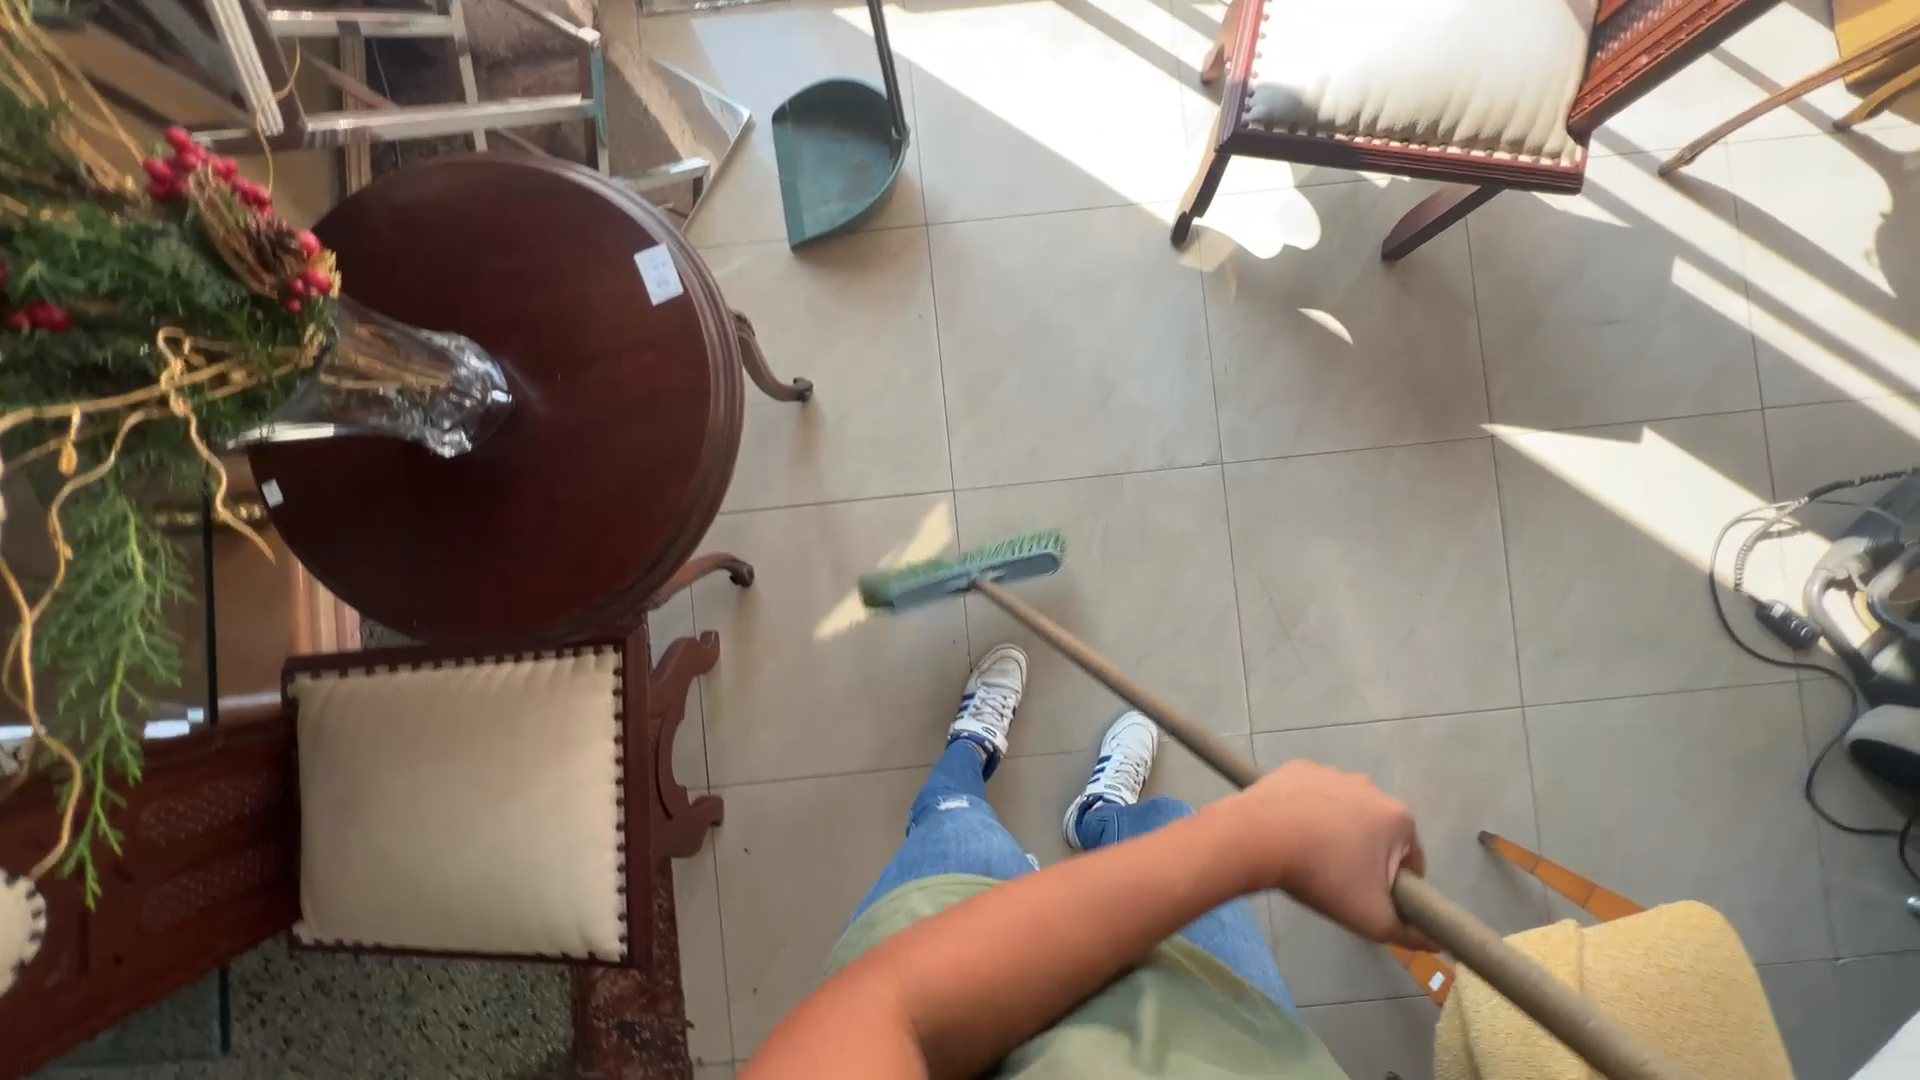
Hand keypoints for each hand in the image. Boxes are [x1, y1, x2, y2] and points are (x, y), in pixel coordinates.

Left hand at [1212, 761, 1431, 949]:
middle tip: (1335, 879)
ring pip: (1343, 812)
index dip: (1395, 887)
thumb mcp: (1375, 920)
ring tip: (1308, 854)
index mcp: (1398, 817)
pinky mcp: (1295, 768)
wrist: (1257, 837)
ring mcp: (1329, 772)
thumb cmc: (1323, 876)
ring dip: (1334, 831)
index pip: (1411, 861)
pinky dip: (1306, 811)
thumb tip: (1433, 941)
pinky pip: (1311, 796)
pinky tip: (1289, 830)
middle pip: (1376, 833)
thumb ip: (1412, 934)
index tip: (1368, 898)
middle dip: (1364, 856)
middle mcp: (1369, 785)